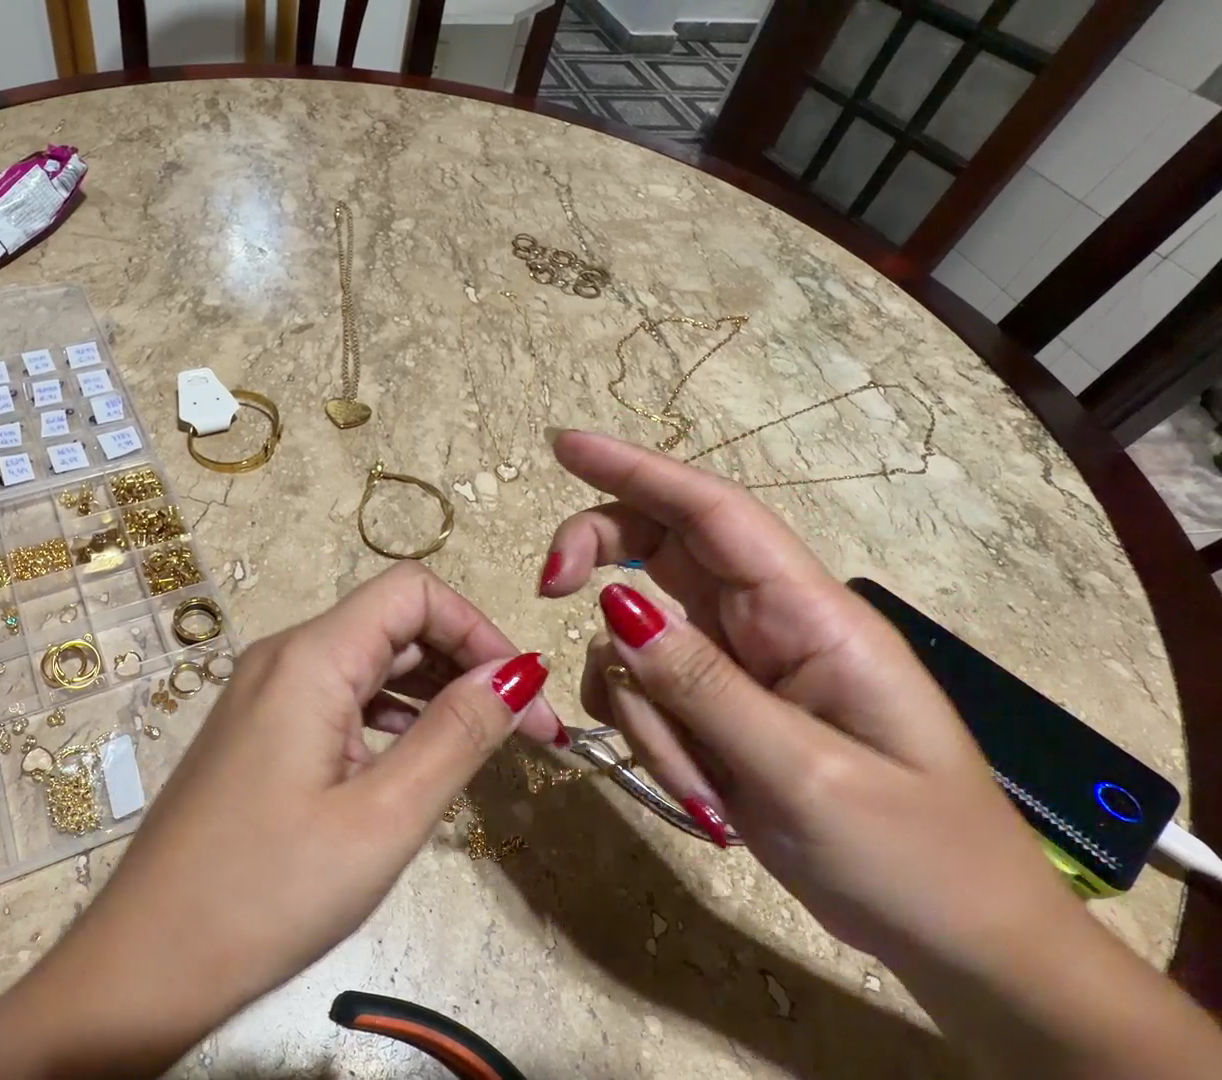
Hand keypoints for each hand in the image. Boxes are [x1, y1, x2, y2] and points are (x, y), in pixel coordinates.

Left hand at [0, 563, 559, 1077]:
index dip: (478, 629)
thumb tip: (516, 671)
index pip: (411, 593)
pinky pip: (336, 703)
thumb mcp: (382, 815)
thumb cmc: (269, 889)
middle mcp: (281, 659)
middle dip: (466, 665)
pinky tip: (418, 764)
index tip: (527, 697)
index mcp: (308, 658)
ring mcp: (262, 698)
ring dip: (432, 696)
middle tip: (530, 736)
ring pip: (365, 666)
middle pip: (390, 626)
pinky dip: (389, 721)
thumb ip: (455, 733)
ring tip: (485, 752)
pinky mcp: (257, 736)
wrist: (149, 958)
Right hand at [538, 430, 1067, 962]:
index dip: (637, 470)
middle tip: (548, 588)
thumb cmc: (911, 852)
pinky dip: (645, 740)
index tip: (564, 446)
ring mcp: (730, 672)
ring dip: (641, 712)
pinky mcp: (708, 714)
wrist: (947, 938)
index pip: (713, 514)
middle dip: (596, 559)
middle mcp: (763, 626)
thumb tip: (613, 604)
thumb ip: (703, 686)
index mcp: (809, 615)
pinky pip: (638, 696)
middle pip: (656, 555)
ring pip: (633, 644)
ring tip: (704, 792)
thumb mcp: (806, 772)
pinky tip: (699, 797)